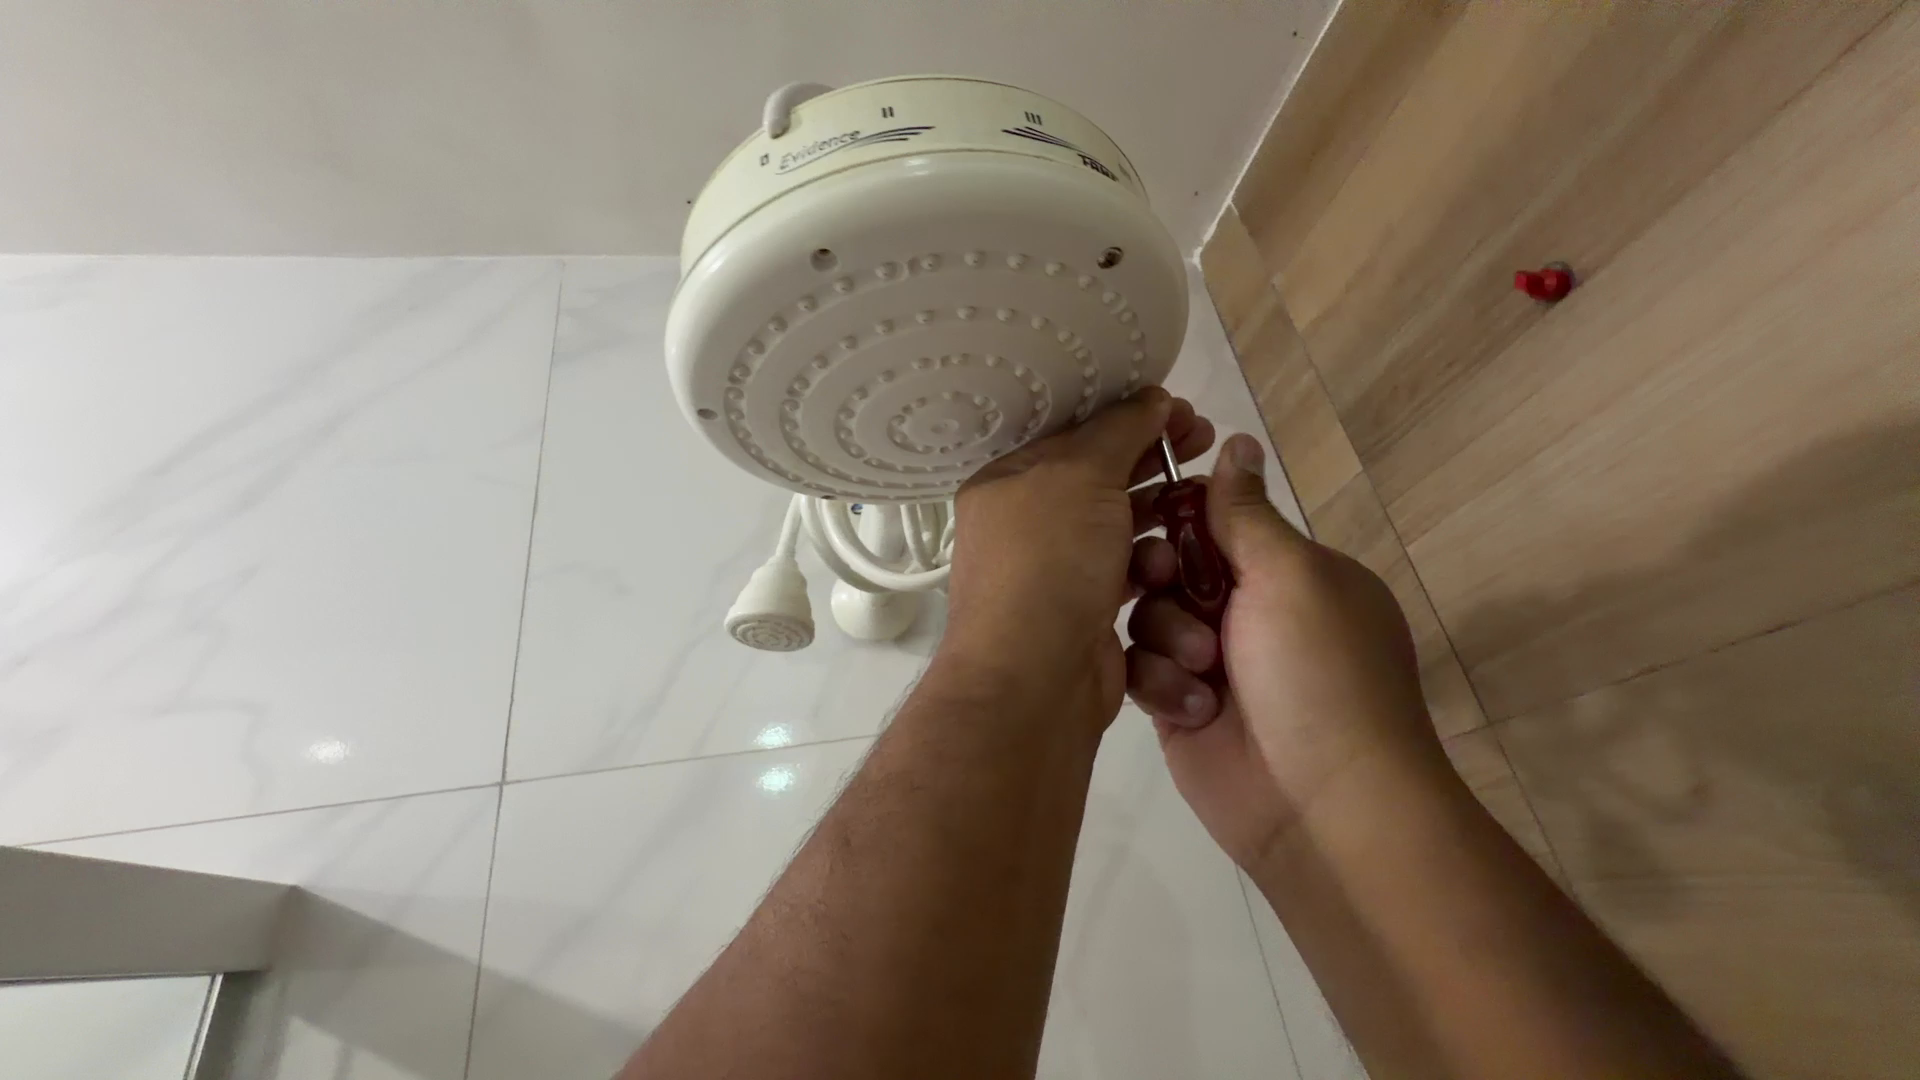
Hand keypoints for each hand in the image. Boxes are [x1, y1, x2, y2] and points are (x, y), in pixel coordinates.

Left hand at [940, 388, 1214, 732]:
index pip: (1072, 436)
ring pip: (1117, 528)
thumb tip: (1149, 396)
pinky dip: (1153, 564)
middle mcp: (1025, 525)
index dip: (1128, 418)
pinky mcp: (1084, 612)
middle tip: (1205, 443)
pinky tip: (1180, 557)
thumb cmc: (1049, 562)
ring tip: (1199, 505)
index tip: (1181, 412)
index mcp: (1007, 483)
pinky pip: (1126, 574)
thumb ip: (1117, 429)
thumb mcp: (1079, 475)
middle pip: (1100, 479)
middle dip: (1154, 460)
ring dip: (1159, 516)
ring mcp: (1054, 572)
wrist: (1033, 678)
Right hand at [1125, 433, 1450, 869]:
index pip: (1215, 520)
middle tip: (1163, 585)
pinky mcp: (1180, 706)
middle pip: (1171, 565)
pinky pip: (1142, 669)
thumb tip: (1239, 440)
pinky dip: (1160, 684)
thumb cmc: (1317, 672)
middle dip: (1163, 577)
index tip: (1152, 518)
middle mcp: (1249, 611)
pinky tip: (1188, 709)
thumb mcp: (1290, 576)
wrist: (1322, 805)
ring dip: (1166, 638)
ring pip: (1149, 617)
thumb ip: (1247, 513)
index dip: (1178, 516)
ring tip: (1197, 672)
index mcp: (1288, 572)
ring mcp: (1212, 661)